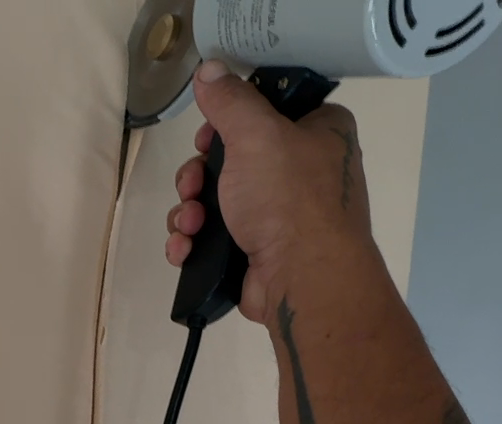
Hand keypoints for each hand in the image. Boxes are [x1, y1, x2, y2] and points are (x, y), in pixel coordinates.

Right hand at [164, 60, 380, 324]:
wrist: (300, 276)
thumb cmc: (287, 199)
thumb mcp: (256, 137)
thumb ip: (229, 103)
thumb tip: (208, 70)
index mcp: (316, 132)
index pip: (261, 117)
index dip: (223, 130)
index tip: (206, 143)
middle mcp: (298, 170)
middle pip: (225, 163)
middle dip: (195, 181)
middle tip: (192, 190)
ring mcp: (275, 214)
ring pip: (211, 204)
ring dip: (188, 215)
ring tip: (189, 229)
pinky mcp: (252, 250)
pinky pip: (209, 239)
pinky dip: (190, 243)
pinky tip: (184, 250)